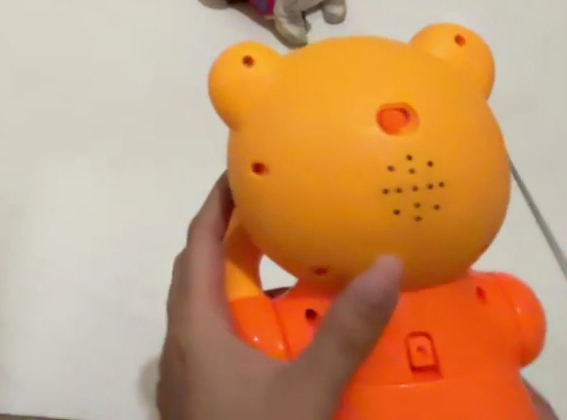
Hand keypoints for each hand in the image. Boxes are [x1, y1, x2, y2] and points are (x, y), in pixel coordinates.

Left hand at [157, 177, 403, 419]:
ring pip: (206, 307)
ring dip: (236, 281)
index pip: (199, 240)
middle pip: (199, 268)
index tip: (245, 169)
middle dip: (230, 235)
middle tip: (273, 212)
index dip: (218, 200)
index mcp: (194, 324)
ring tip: (282, 267)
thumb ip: (346, 332)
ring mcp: (186, 375)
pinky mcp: (198, 401)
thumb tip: (386, 264)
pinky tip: (278, 338)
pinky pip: (215, 340)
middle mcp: (181, 341)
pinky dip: (241, 320)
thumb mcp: (308, 393)